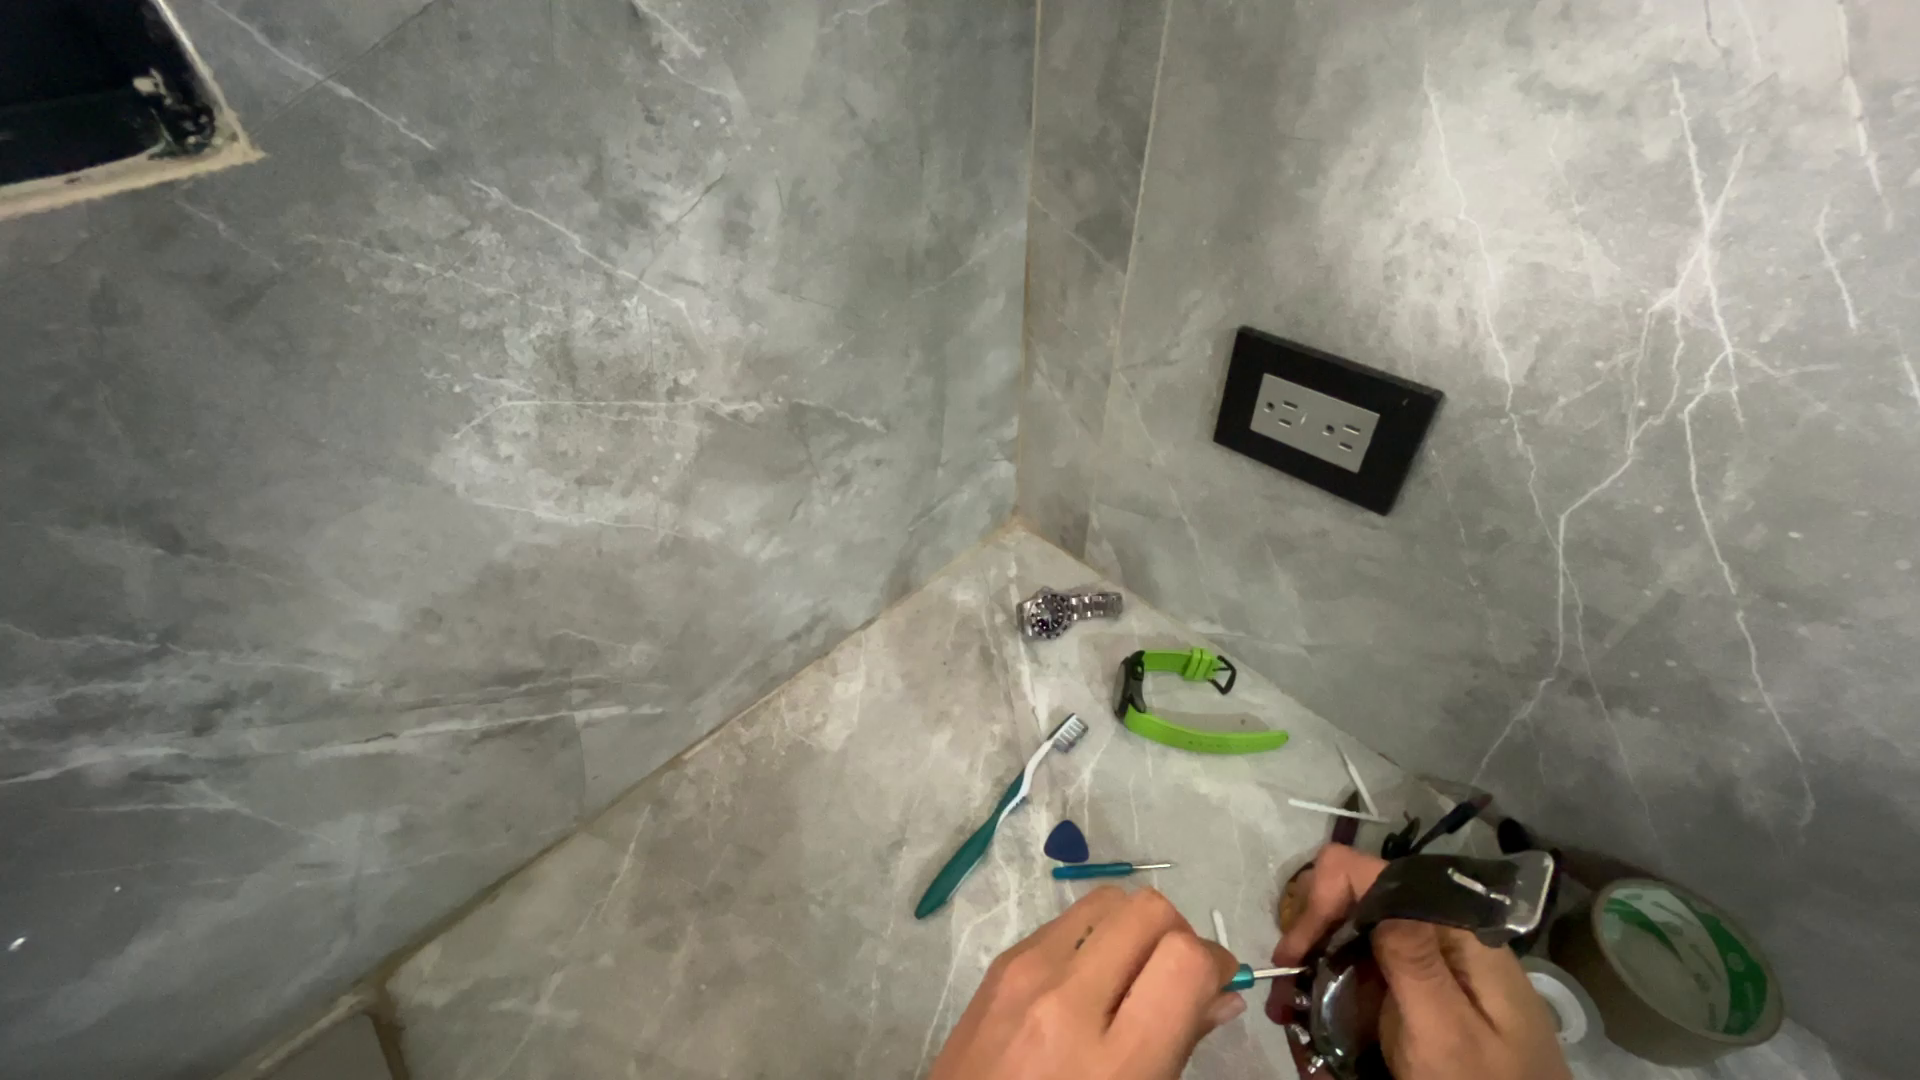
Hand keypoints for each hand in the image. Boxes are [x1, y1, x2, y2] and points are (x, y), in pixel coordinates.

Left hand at [929, 886, 1244, 1079]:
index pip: (1184, 960)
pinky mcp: (1002, 961)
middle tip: (1177, 975)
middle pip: (1147, 909)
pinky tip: (1089, 980)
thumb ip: (1181, 1048)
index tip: (1216, 983)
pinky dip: (1094, 937)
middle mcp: (1066, 999)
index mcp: (1111, 1062)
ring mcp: (1027, 971)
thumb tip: (1222, 992)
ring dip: (1134, 926)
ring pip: (1107, 899)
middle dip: (1178, 933)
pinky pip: (1067, 920)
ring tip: (1134, 972)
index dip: (1213, 963)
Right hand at [1266, 844, 1571, 1079]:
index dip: (1323, 897)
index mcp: (1452, 930)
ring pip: (1349, 933)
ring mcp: (1425, 964)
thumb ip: (1413, 959)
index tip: (1296, 949)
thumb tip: (1373, 881)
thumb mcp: (1448, 1032)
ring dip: (1310, 960)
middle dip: (1310, 932)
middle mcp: (1436, 934)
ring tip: (1286, 1004)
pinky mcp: (1416, 991)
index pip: (1371, 873)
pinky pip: (1359, 968)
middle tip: (1284, 979)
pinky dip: (1326, 983)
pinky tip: (1307, 1010)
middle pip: (1353, 899)